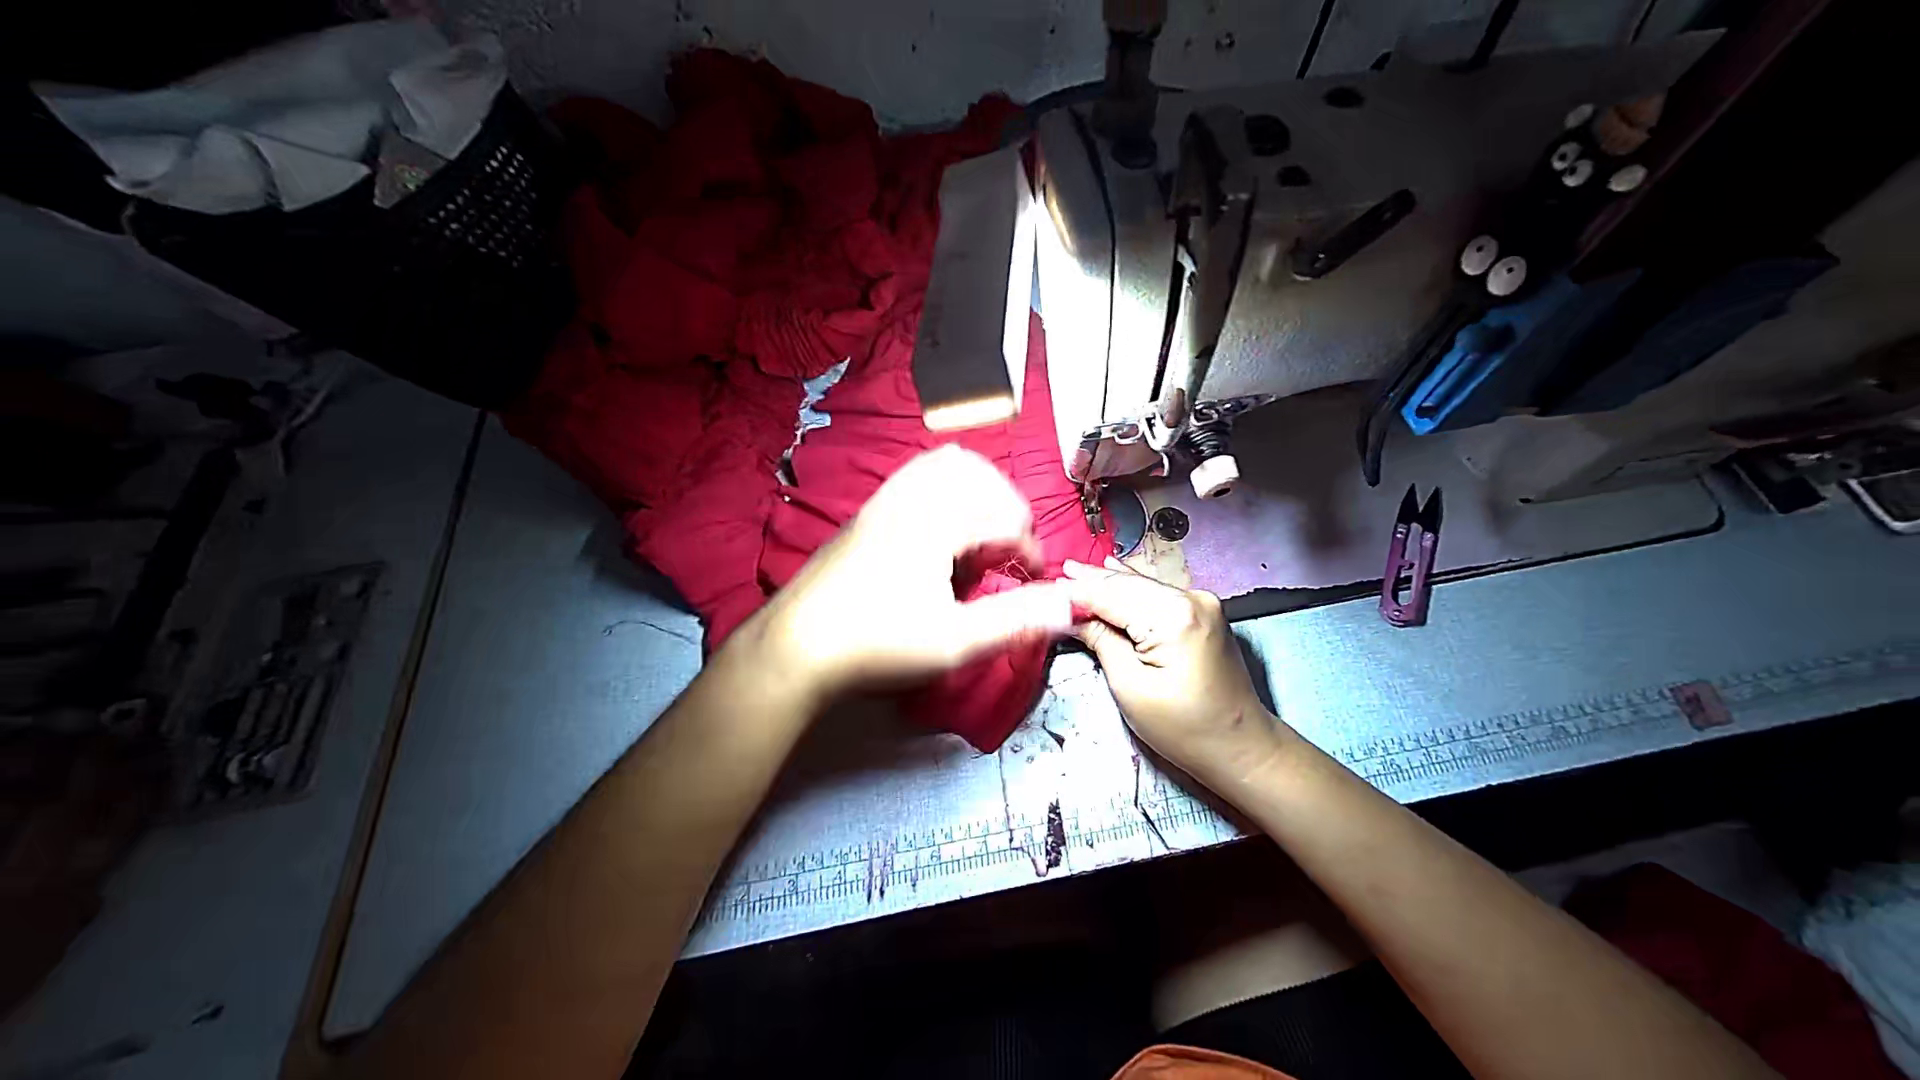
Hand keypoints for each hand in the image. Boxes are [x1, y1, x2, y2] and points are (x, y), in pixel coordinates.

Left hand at [741, 446, 1073, 705]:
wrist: (798, 646)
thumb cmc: (878, 644)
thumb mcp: (956, 641)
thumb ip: (1017, 620)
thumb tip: (1070, 605)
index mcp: (938, 522)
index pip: (1005, 517)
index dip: (1030, 549)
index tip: (1032, 580)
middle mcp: (912, 498)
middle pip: (980, 475)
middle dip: (1006, 509)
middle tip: (1007, 550)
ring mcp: (885, 501)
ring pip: (944, 466)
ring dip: (975, 492)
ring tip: (979, 532)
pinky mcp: (867, 512)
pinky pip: (915, 475)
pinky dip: (942, 489)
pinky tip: (940, 529)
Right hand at [1063, 558, 1287, 789]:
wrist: (1241, 748)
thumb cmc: (1184, 728)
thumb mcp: (1130, 686)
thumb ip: (1101, 640)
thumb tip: (1070, 615)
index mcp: (1173, 616)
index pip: (1109, 595)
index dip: (1074, 593)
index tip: (1042, 590)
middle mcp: (1191, 598)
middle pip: (1126, 585)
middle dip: (1088, 583)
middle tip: (1051, 576)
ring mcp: (1201, 602)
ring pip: (1141, 585)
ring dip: (1107, 583)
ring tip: (1071, 572)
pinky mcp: (1203, 612)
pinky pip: (1157, 593)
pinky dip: (1131, 589)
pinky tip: (1112, 571)